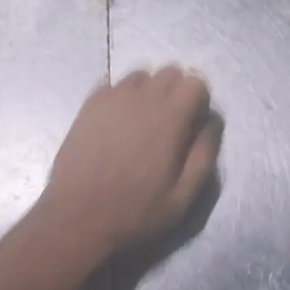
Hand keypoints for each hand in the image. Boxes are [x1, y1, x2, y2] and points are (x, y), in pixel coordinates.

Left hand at [39, 66, 219, 251]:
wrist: (76, 217)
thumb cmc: (134, 210)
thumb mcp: (183, 196)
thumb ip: (205, 155)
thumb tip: (212, 123)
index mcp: (171, 117)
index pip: (196, 82)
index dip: (198, 100)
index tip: (192, 123)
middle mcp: (144, 97)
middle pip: (170, 72)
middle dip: (176, 91)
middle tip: (169, 122)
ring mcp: (114, 97)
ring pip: (141, 75)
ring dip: (148, 90)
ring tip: (141, 120)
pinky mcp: (90, 104)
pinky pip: (112, 84)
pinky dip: (120, 96)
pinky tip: (116, 121)